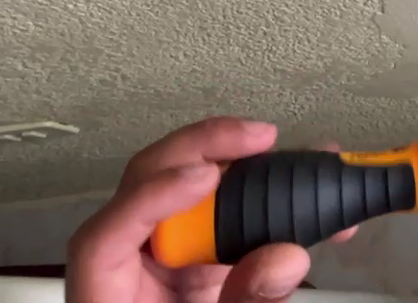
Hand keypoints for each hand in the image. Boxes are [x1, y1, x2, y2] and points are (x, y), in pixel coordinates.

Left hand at [67, 117, 311, 302]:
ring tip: (301, 162)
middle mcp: (132, 277)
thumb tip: (284, 255)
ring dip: (251, 168)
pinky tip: (312, 194)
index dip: (152, 197)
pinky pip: (229, 215)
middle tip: (260, 140)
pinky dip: (270, 197)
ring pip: (193, 193)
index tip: (208, 176)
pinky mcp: (201, 266)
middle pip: (146, 188)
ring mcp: (165, 268)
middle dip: (206, 150)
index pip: (105, 241)